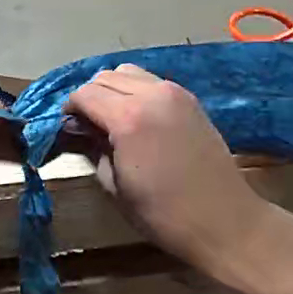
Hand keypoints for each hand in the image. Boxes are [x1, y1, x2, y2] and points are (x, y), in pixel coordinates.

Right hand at [66, 64, 277, 277]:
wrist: (224, 221)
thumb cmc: (163, 214)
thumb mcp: (115, 186)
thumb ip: (94, 149)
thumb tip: (82, 130)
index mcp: (128, 118)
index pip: (85, 94)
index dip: (70, 109)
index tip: (68, 127)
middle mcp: (151, 95)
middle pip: (105, 77)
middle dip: (90, 96)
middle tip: (87, 123)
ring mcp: (175, 93)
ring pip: (129, 72)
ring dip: (113, 89)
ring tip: (111, 117)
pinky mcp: (190, 99)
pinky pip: (152, 82)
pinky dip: (136, 91)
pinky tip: (137, 117)